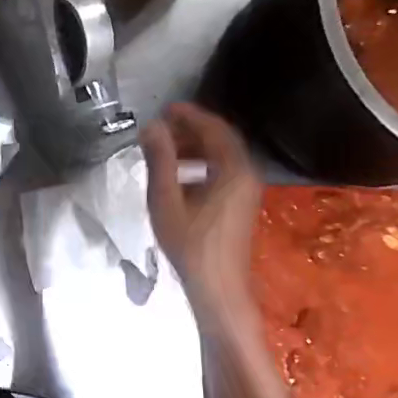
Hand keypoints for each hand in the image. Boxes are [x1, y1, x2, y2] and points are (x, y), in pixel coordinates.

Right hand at [142, 102, 264, 313]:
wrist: (217, 288)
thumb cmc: (190, 244)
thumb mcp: (166, 199)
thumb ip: (160, 159)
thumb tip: (151, 126)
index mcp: (233, 169)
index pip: (213, 128)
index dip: (189, 115)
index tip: (165, 109)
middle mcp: (246, 174)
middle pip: (220, 140)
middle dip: (191, 129)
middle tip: (161, 127)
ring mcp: (246, 190)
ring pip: (222, 156)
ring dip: (195, 147)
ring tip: (165, 149)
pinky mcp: (240, 204)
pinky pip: (223, 171)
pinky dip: (201, 163)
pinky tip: (178, 175)